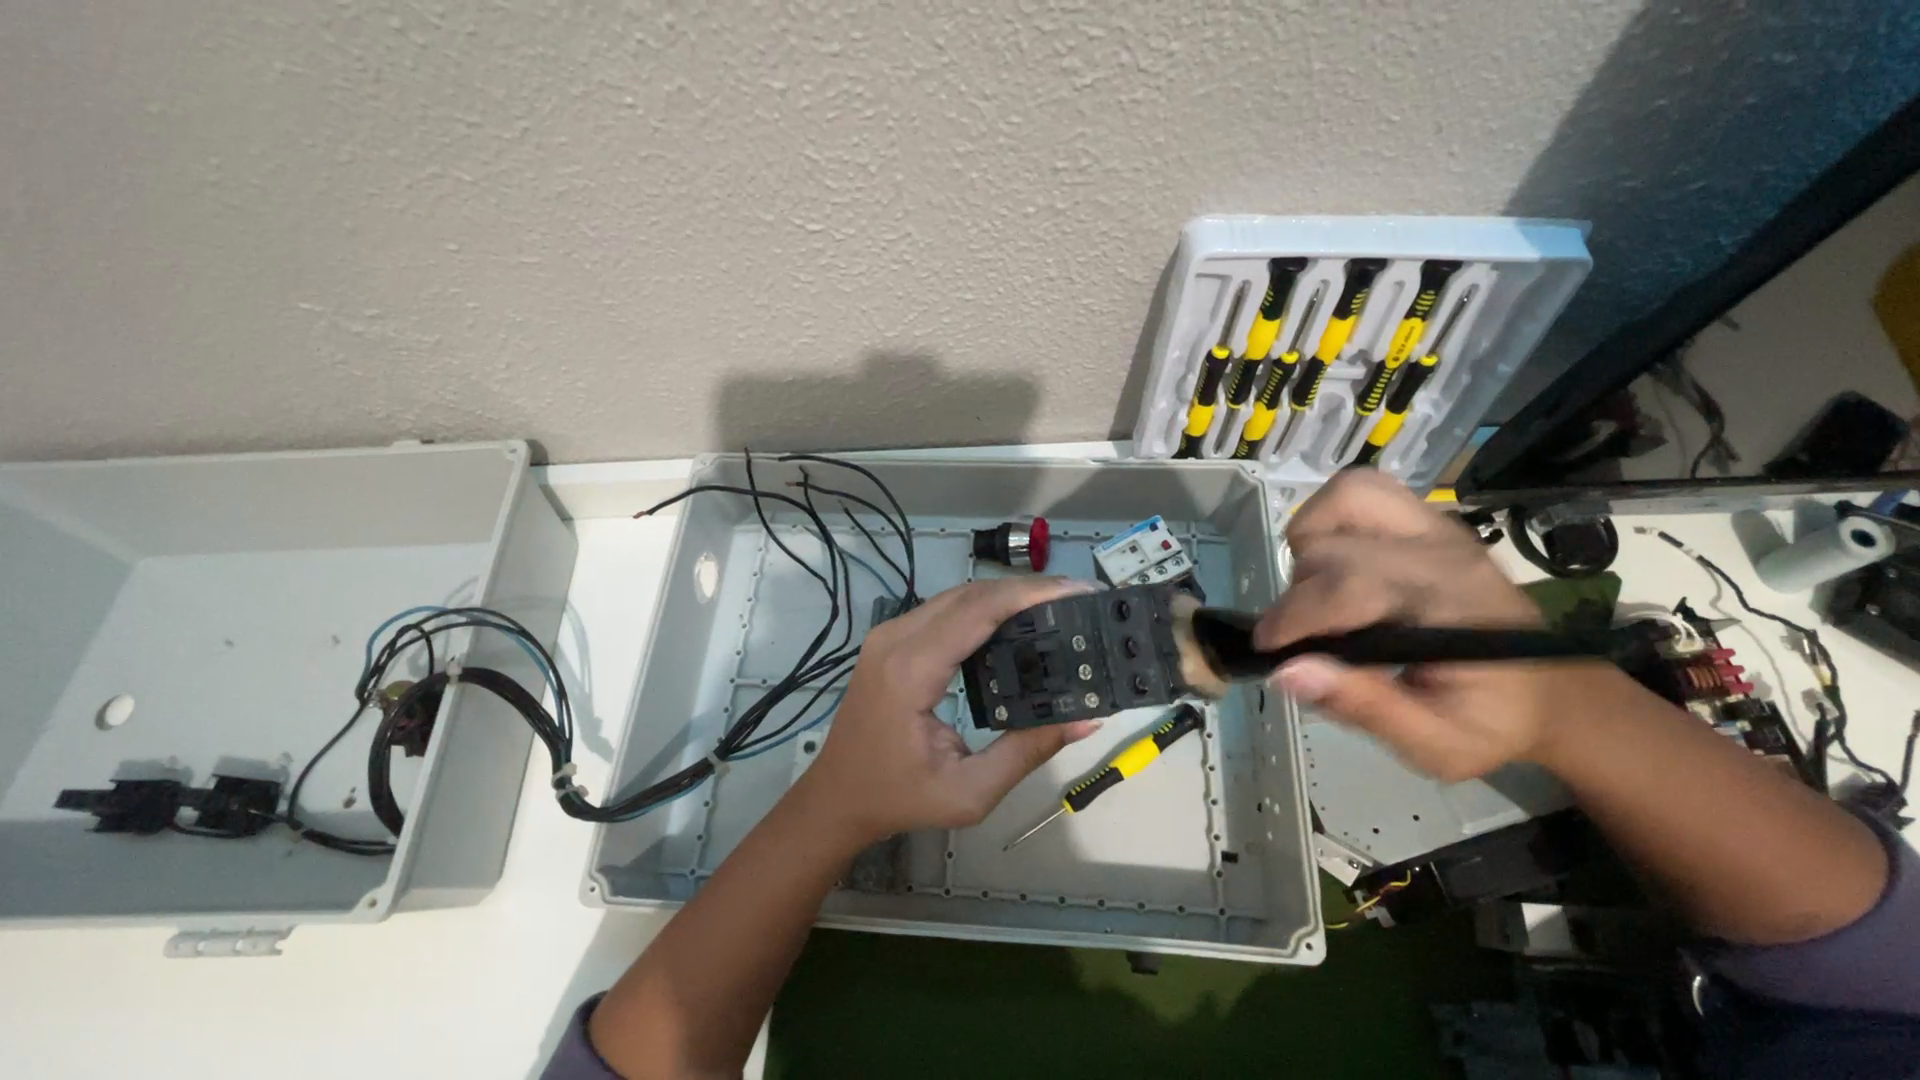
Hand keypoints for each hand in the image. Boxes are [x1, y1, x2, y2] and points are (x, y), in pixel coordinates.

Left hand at [798, 576, 1102, 842]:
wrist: (837, 797)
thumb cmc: (899, 798)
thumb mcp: (969, 791)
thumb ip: (1027, 752)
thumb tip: (1086, 718)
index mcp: (910, 671)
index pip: (977, 611)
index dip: (1029, 594)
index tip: (1077, 590)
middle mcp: (895, 639)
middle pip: (969, 594)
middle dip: (1026, 588)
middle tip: (1078, 596)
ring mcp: (887, 635)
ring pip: (955, 596)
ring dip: (1005, 594)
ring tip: (1056, 603)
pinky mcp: (889, 640)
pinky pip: (942, 609)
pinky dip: (983, 607)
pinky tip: (1014, 619)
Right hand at [1256, 470, 1558, 780]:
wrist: (1553, 694)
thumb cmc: (1492, 723)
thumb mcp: (1437, 745)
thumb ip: (1366, 708)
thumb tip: (1286, 672)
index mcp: (1452, 606)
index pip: (1349, 587)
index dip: (1294, 617)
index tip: (1268, 650)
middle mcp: (1443, 551)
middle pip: (1334, 546)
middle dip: (1300, 595)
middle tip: (1307, 640)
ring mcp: (1437, 526)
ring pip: (1348, 495)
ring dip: (1311, 540)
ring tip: (1317, 593)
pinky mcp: (1427, 519)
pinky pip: (1363, 492)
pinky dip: (1330, 521)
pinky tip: (1335, 568)